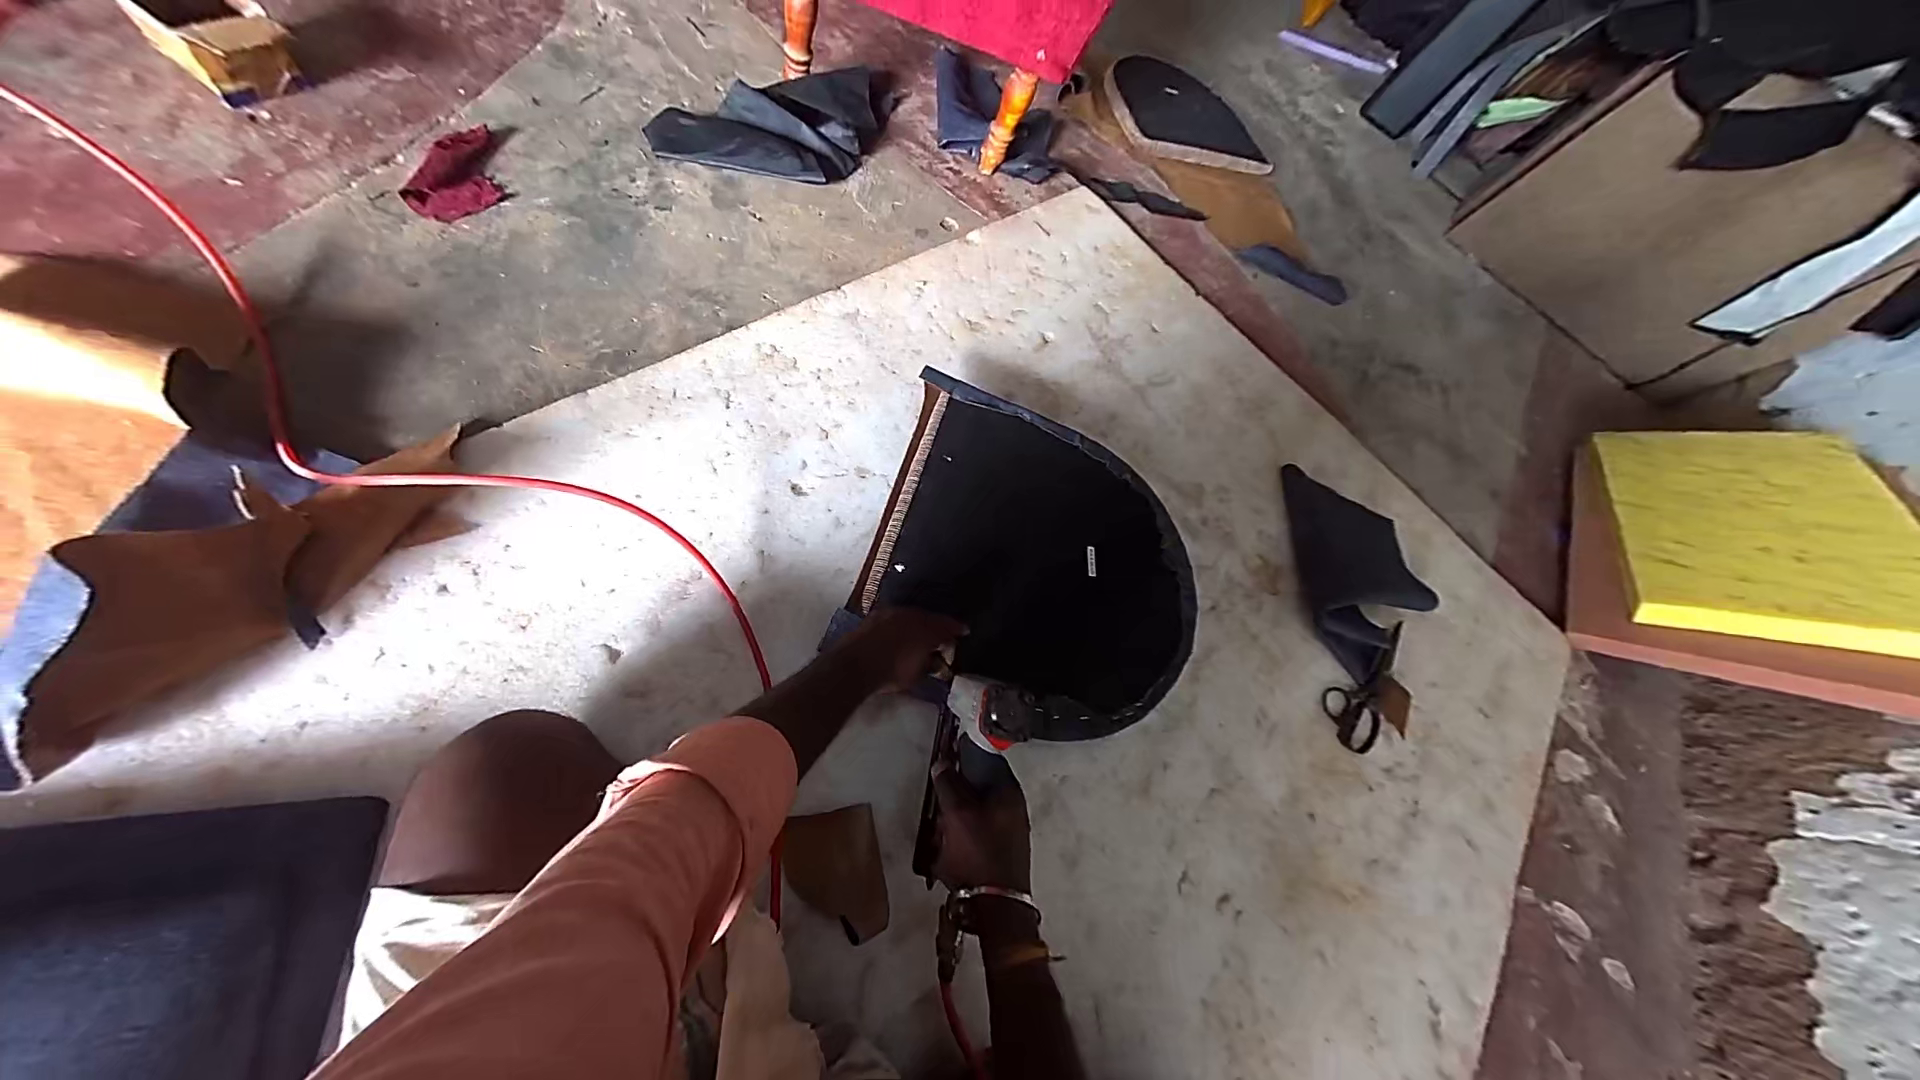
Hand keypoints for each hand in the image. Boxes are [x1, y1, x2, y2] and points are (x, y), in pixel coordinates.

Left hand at [840, 607, 965, 691]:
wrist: (855, 665)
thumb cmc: (891, 672)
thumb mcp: (918, 675)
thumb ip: (931, 665)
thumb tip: (938, 662)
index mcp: (928, 628)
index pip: (948, 625)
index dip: (957, 630)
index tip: (964, 632)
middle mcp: (912, 614)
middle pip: (930, 618)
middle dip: (937, 626)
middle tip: (942, 637)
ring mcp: (892, 613)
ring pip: (911, 615)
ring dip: (918, 624)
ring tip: (920, 636)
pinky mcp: (875, 616)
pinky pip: (895, 618)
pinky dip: (901, 625)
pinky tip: (899, 635)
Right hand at [931, 761, 1031, 892]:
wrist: (994, 906)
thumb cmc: (978, 854)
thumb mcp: (956, 813)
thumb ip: (948, 783)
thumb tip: (942, 763)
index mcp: (1008, 791)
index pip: (986, 757)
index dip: (964, 754)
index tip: (945, 755)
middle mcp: (1014, 806)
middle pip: (978, 785)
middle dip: (955, 793)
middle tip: (939, 805)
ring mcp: (1009, 829)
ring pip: (974, 810)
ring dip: (954, 817)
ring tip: (940, 834)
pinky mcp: (1001, 850)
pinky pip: (976, 831)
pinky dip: (961, 834)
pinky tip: (947, 849)